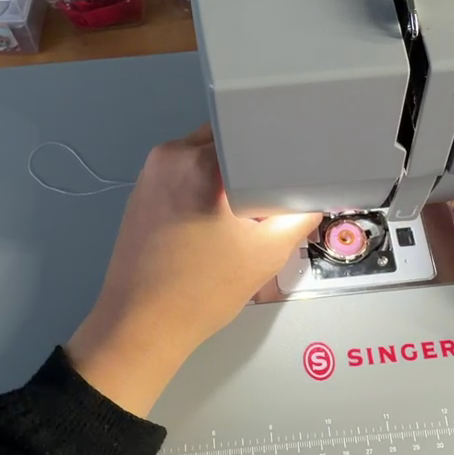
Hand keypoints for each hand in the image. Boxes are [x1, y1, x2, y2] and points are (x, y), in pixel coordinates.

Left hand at [67, 127, 320, 415]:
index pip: (248, 129)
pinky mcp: (140, 191)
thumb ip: (298, 215)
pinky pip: (182, 172)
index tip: (294, 161)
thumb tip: (313, 194)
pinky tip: (217, 216)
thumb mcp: (267, 252)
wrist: (141, 326)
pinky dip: (202, 185)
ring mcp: (150, 172)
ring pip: (202, 155)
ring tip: (248, 204)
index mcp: (199, 161)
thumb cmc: (204, 289)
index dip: (275, 142)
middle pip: (225, 138)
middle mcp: (169, 155)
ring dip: (225, 173)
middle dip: (250, 159)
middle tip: (275, 187)